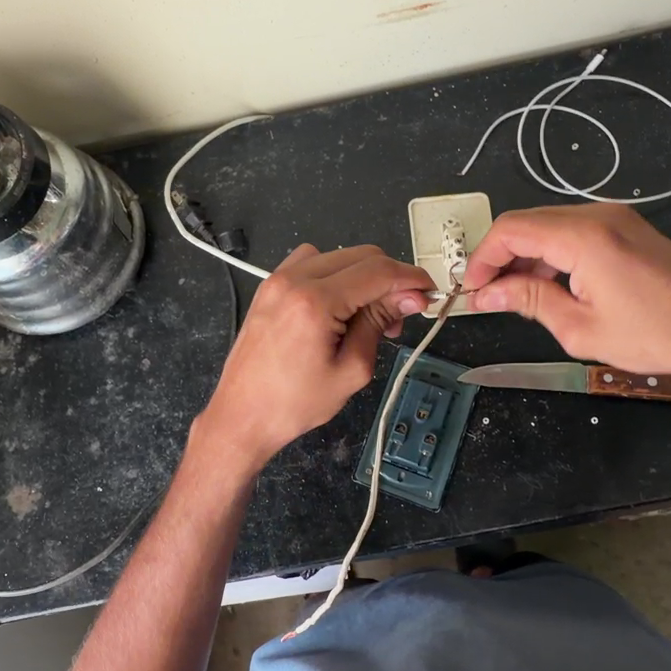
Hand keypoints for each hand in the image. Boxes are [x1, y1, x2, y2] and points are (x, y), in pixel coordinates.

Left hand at [201, 245, 433, 461]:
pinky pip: (311, 263)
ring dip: (363, 276)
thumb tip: (409, 296)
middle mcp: (294, 279)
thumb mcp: (351, 369)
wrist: (241, 415)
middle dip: (390, 279)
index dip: (411, 278)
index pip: (378, 271)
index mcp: (315, 301)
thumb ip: (380, 323)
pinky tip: (339, 305)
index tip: (429, 293)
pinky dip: (335, 275)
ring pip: (337, 255)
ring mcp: (277, 279)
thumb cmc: (295, 404)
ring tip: (369, 316)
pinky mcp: (269, 287)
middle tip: (401, 316)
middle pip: (360, 255)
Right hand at [465, 204, 670, 381]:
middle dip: (500, 257)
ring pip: (549, 226)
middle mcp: (598, 215)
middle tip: (486, 295)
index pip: (511, 230)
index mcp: (584, 236)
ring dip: (525, 257)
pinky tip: (549, 286)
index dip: (483, 257)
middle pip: (527, 223)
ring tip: (514, 296)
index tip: (470, 289)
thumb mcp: (580, 328)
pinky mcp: (628, 228)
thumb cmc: (655, 336)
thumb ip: (529, 300)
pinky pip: (574, 232)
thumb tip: (487, 294)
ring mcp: (616, 217)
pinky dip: (552, 254)